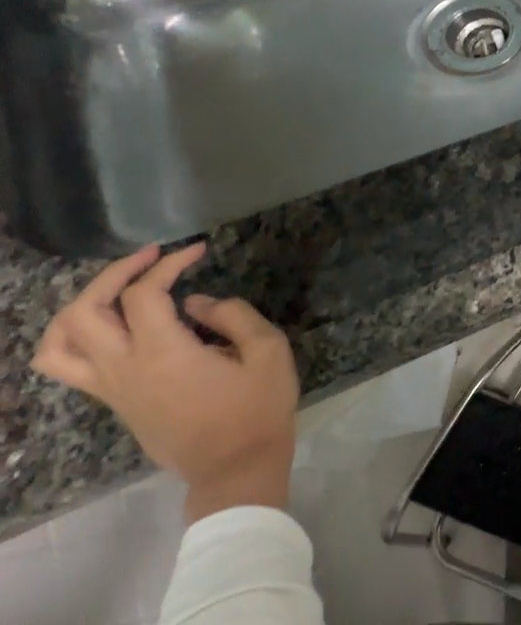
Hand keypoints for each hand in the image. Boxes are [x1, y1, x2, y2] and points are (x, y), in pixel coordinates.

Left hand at [33, 245, 299, 521]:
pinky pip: (65, 365)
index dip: (167, 264)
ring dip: (80, 306)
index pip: (144, 294)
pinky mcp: (111, 399)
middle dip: (114, 274)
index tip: (199, 250)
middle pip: (84, 310)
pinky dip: (72, 338)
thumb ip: (235, 317)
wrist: (233, 462)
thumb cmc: (258, 406)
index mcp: (163, 352)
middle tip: (152, 258)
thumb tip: (199, 303)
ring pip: (58, 340)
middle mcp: (122, 366)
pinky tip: (105, 328)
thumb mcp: (269, 352)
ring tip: (116, 290)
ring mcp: (109, 386)